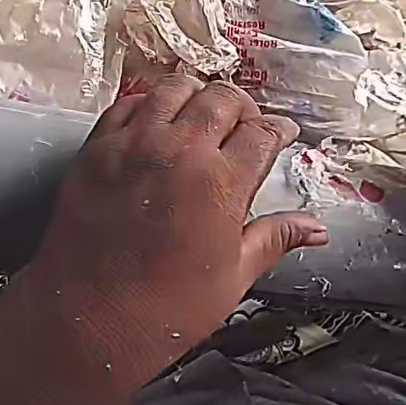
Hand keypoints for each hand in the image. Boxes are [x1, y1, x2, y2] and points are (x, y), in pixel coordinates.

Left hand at [0, 76, 328, 404]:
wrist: (90, 316)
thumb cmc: (165, 306)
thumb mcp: (233, 276)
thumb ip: (274, 238)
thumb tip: (315, 228)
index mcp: (221, 184)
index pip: (263, 132)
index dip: (278, 129)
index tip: (280, 133)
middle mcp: (179, 152)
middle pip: (222, 98)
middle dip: (242, 107)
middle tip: (243, 124)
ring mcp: (133, 145)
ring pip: (174, 88)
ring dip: (195, 96)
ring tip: (200, 115)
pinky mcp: (97, 147)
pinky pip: (127, 104)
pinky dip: (148, 105)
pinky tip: (155, 123)